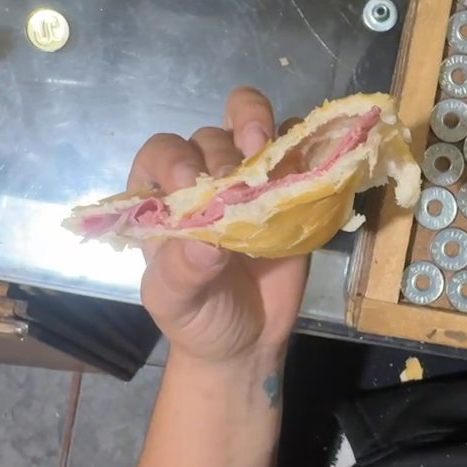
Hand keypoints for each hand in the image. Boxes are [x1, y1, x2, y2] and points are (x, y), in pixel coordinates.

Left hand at [127, 88, 308, 365]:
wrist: (247, 341)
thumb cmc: (198, 316)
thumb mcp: (176, 300)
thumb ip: (183, 270)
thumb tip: (207, 237)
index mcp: (163, 198)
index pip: (162, 154)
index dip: (175, 159)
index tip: (189, 183)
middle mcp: (204, 178)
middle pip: (210, 136)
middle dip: (222, 149)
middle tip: (235, 176)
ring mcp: (250, 179)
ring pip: (250, 124)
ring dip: (258, 124)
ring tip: (266, 149)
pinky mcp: (290, 188)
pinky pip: (296, 149)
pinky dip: (302, 144)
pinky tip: (304, 161)